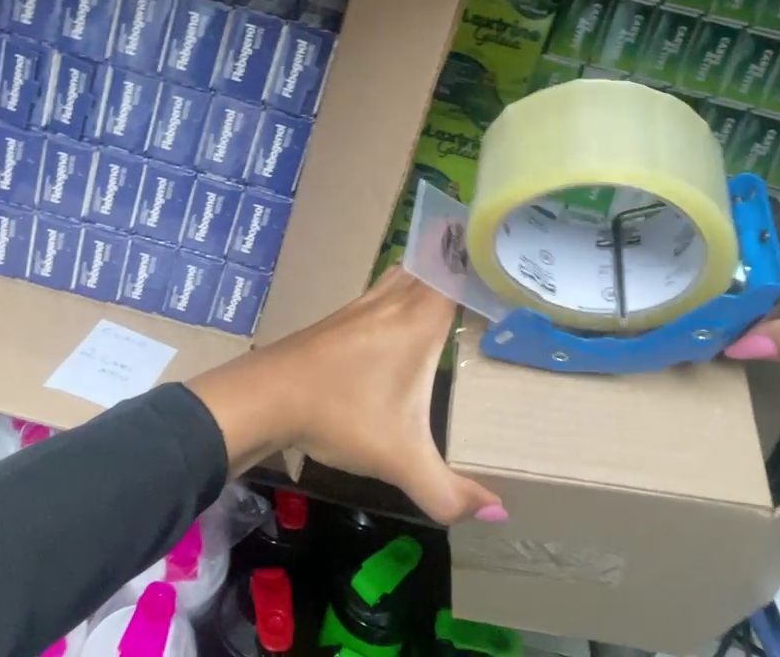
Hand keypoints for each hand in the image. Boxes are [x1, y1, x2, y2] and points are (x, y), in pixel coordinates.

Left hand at [186, 268, 502, 524]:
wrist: (266, 397)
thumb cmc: (341, 416)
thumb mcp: (399, 459)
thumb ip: (448, 491)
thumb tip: (498, 513)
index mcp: (419, 321)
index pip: (459, 274)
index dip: (485, 265)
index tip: (513, 266)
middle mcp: (395, 302)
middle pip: (435, 266)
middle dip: (463, 265)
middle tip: (496, 273)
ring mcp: (364, 305)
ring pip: (407, 274)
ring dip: (431, 274)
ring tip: (459, 285)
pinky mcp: (341, 317)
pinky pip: (386, 289)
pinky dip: (404, 290)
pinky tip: (405, 315)